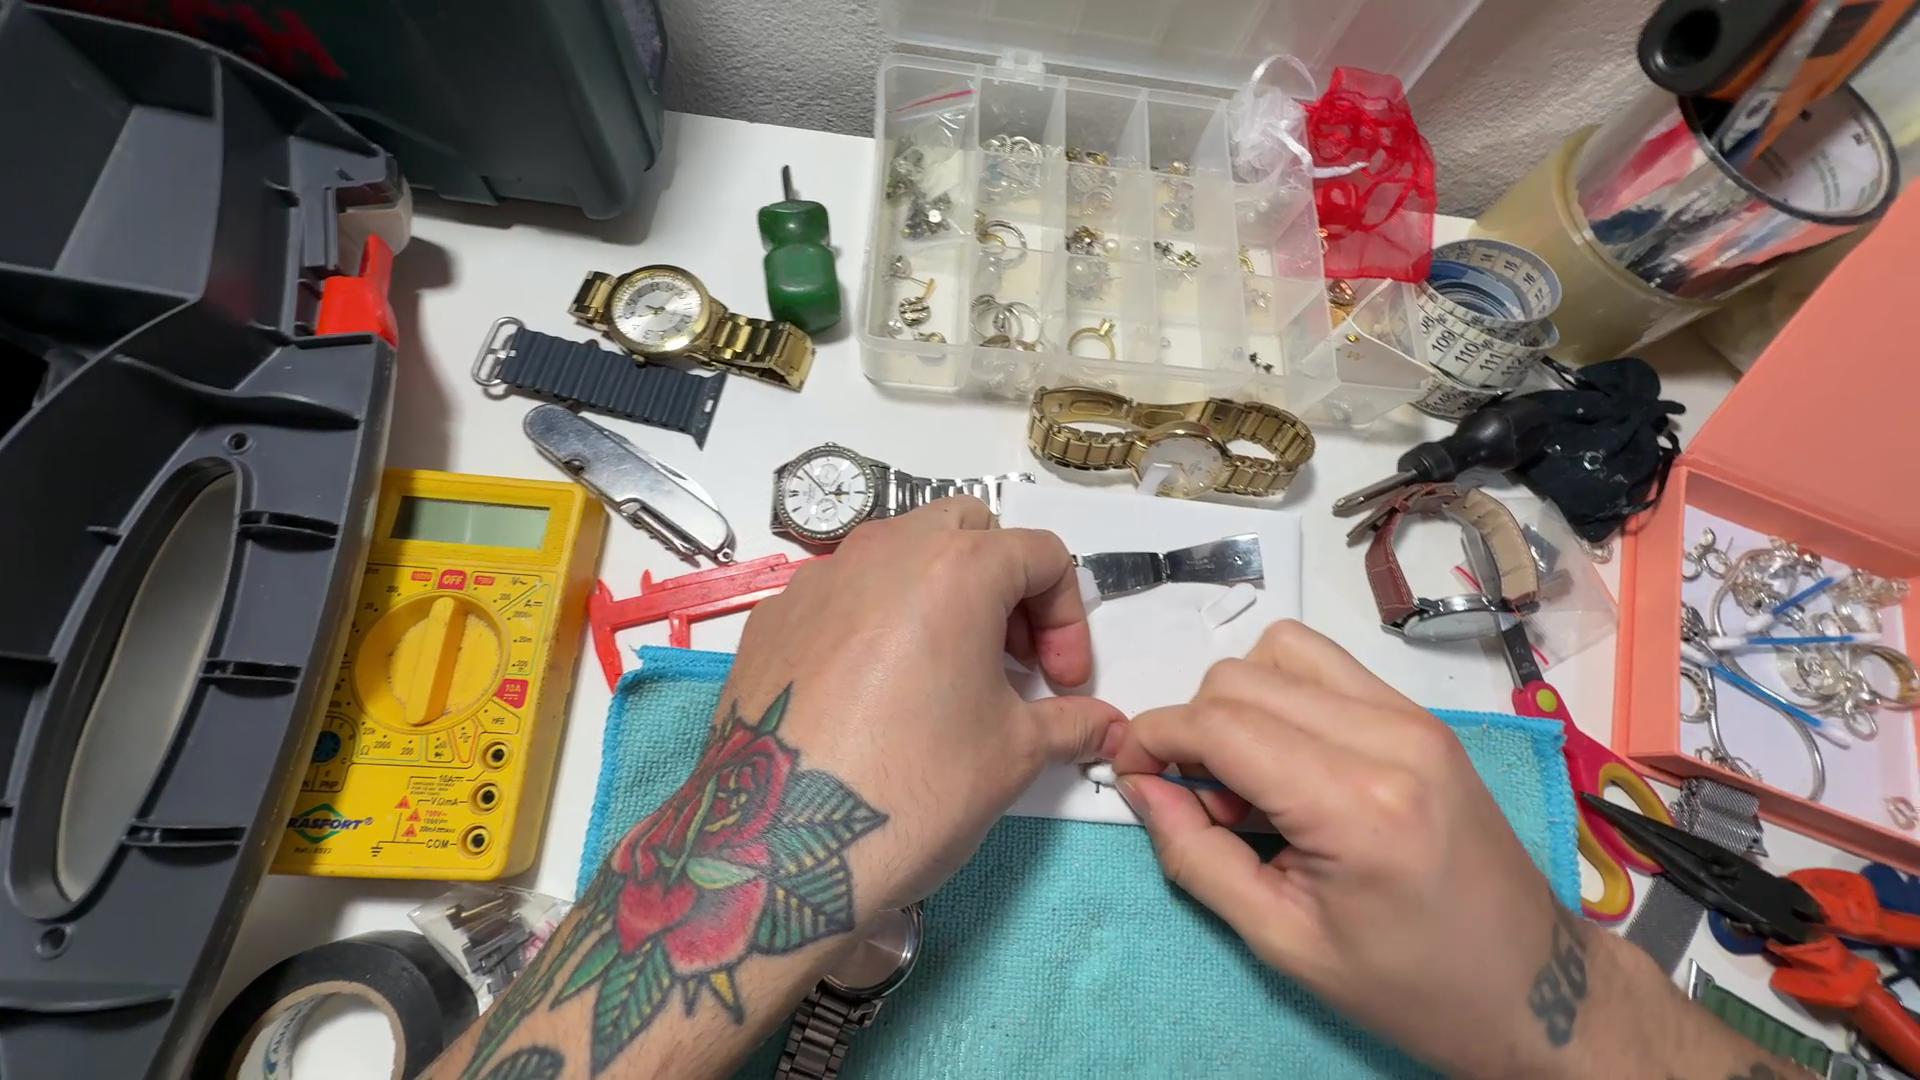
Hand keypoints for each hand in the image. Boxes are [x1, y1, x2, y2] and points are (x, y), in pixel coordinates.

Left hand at [725, 497, 1123, 910]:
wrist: (774, 850)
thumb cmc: (915, 787)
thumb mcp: (1013, 754)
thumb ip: (1070, 722)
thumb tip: (1107, 725)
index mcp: (957, 566)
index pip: (1041, 556)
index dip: (1068, 617)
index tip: (1061, 681)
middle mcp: (885, 549)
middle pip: (968, 529)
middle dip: (1004, 583)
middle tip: (1007, 657)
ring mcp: (819, 576)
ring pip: (900, 551)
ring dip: (938, 593)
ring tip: (942, 671)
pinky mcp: (775, 614)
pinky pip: (844, 590)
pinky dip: (876, 617)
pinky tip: (872, 690)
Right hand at [1111, 621, 1570, 1079]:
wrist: (1540, 990)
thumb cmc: (1409, 985)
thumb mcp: (1279, 940)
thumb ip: (1192, 853)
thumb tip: (1136, 782)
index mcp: (1354, 805)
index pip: (1218, 724)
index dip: (1153, 737)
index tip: (1131, 770)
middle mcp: (1387, 737)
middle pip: (1237, 677)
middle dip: (1192, 727)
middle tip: (1208, 799)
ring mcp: (1410, 715)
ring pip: (1276, 650)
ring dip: (1236, 700)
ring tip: (1250, 770)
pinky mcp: (1418, 713)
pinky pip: (1320, 662)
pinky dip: (1279, 689)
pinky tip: (1287, 751)